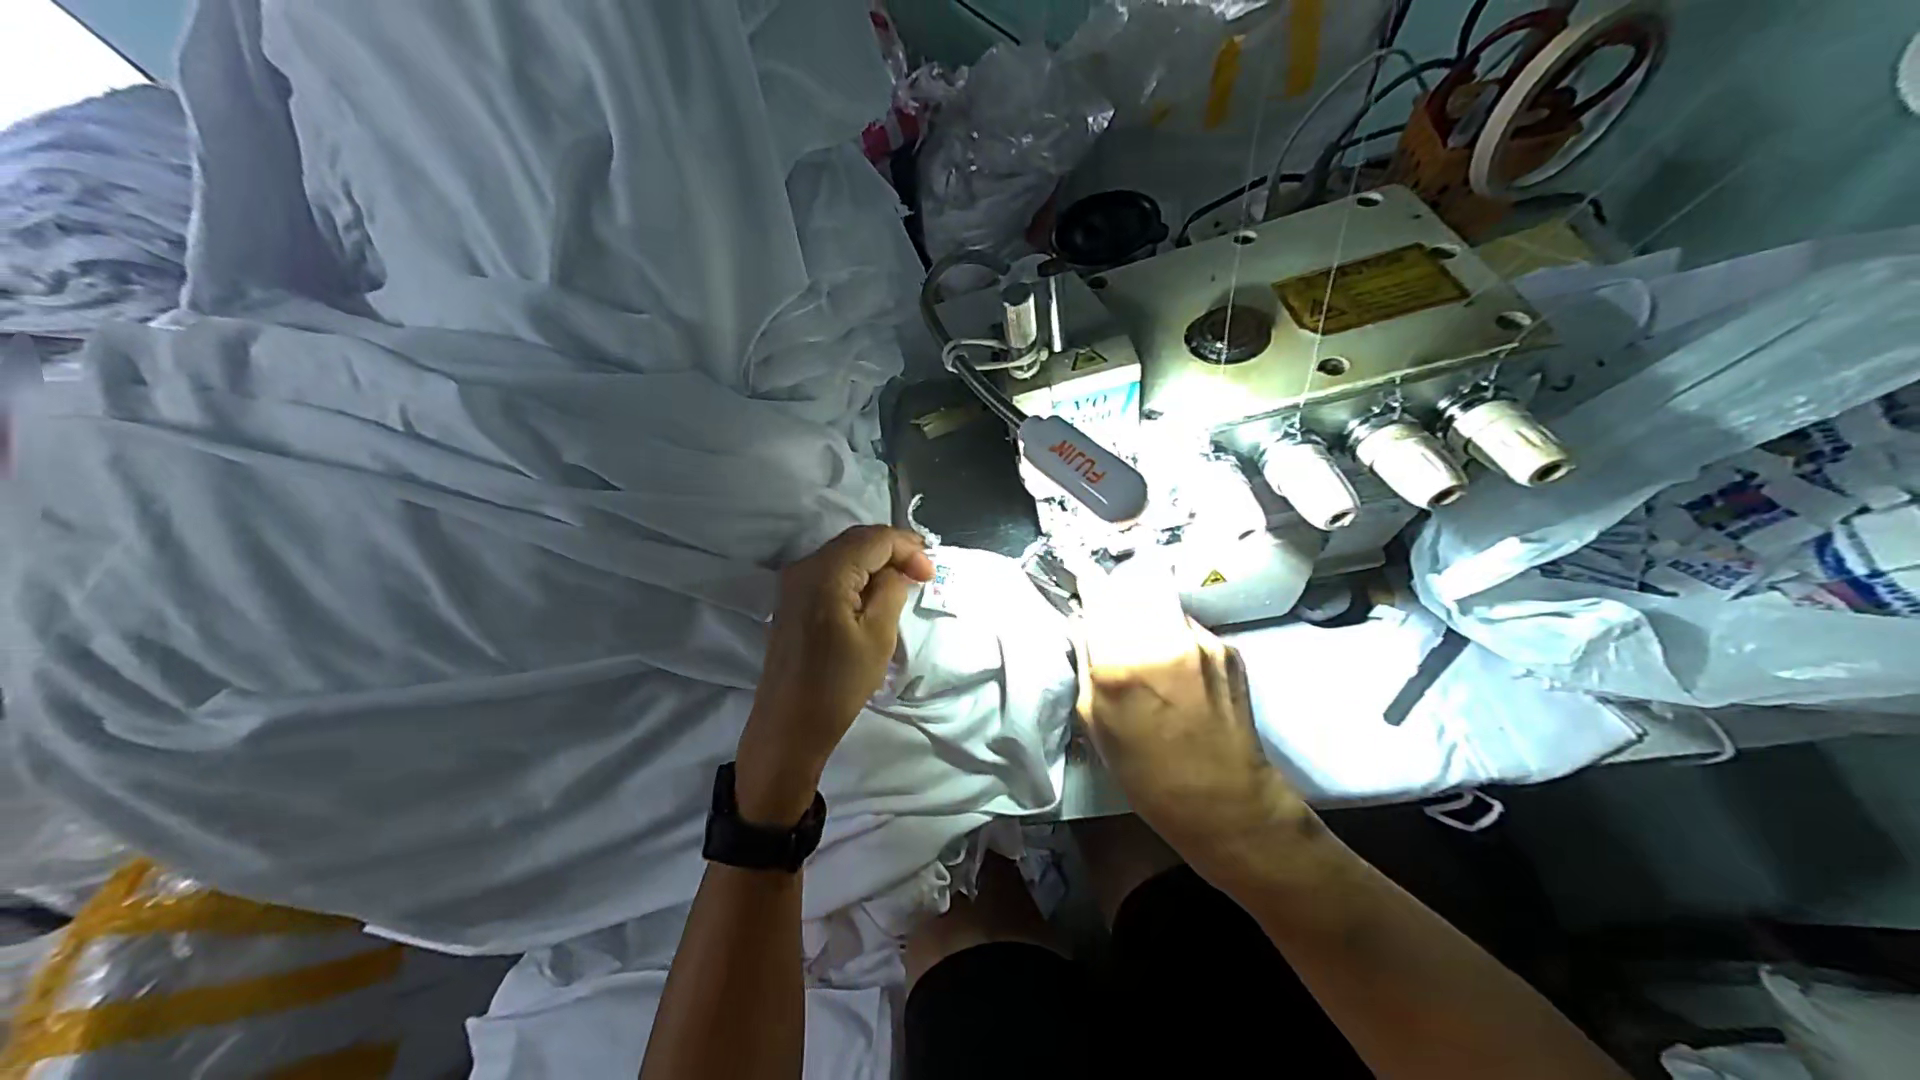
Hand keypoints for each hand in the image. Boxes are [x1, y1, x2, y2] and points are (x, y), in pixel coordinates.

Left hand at [736, 525, 935, 825]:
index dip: (907, 549)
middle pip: (856, 541)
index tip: (930, 573)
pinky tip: (875, 591)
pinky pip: (830, 572)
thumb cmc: (837, 684)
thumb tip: (895, 572)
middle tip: (923, 570)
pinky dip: (857, 574)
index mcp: (825, 573)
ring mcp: (793, 584)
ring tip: (905, 578)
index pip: (874, 540)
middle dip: (893, 550)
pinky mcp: (791, 601)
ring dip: (875, 561)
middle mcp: (804, 568)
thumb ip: (891, 591)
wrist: (788, 726)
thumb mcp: (878, 637)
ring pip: (843, 554)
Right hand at [1074, 552, 1322, 895]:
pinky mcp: (1226, 647)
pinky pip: (1186, 624)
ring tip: (1141, 637)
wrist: (1226, 801)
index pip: (1097, 599)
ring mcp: (1201, 642)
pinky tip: (1172, 661)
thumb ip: (1087, 671)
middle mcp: (1162, 643)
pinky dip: (1172, 632)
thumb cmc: (1149, 776)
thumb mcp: (1096, 725)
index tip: (1082, 583)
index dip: (1087, 587)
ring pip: (1161, 602)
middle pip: (1131, 589)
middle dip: (1117, 595)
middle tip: (1110, 613)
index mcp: (1120, 667)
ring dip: (1146, 610)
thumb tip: (1085, 633)